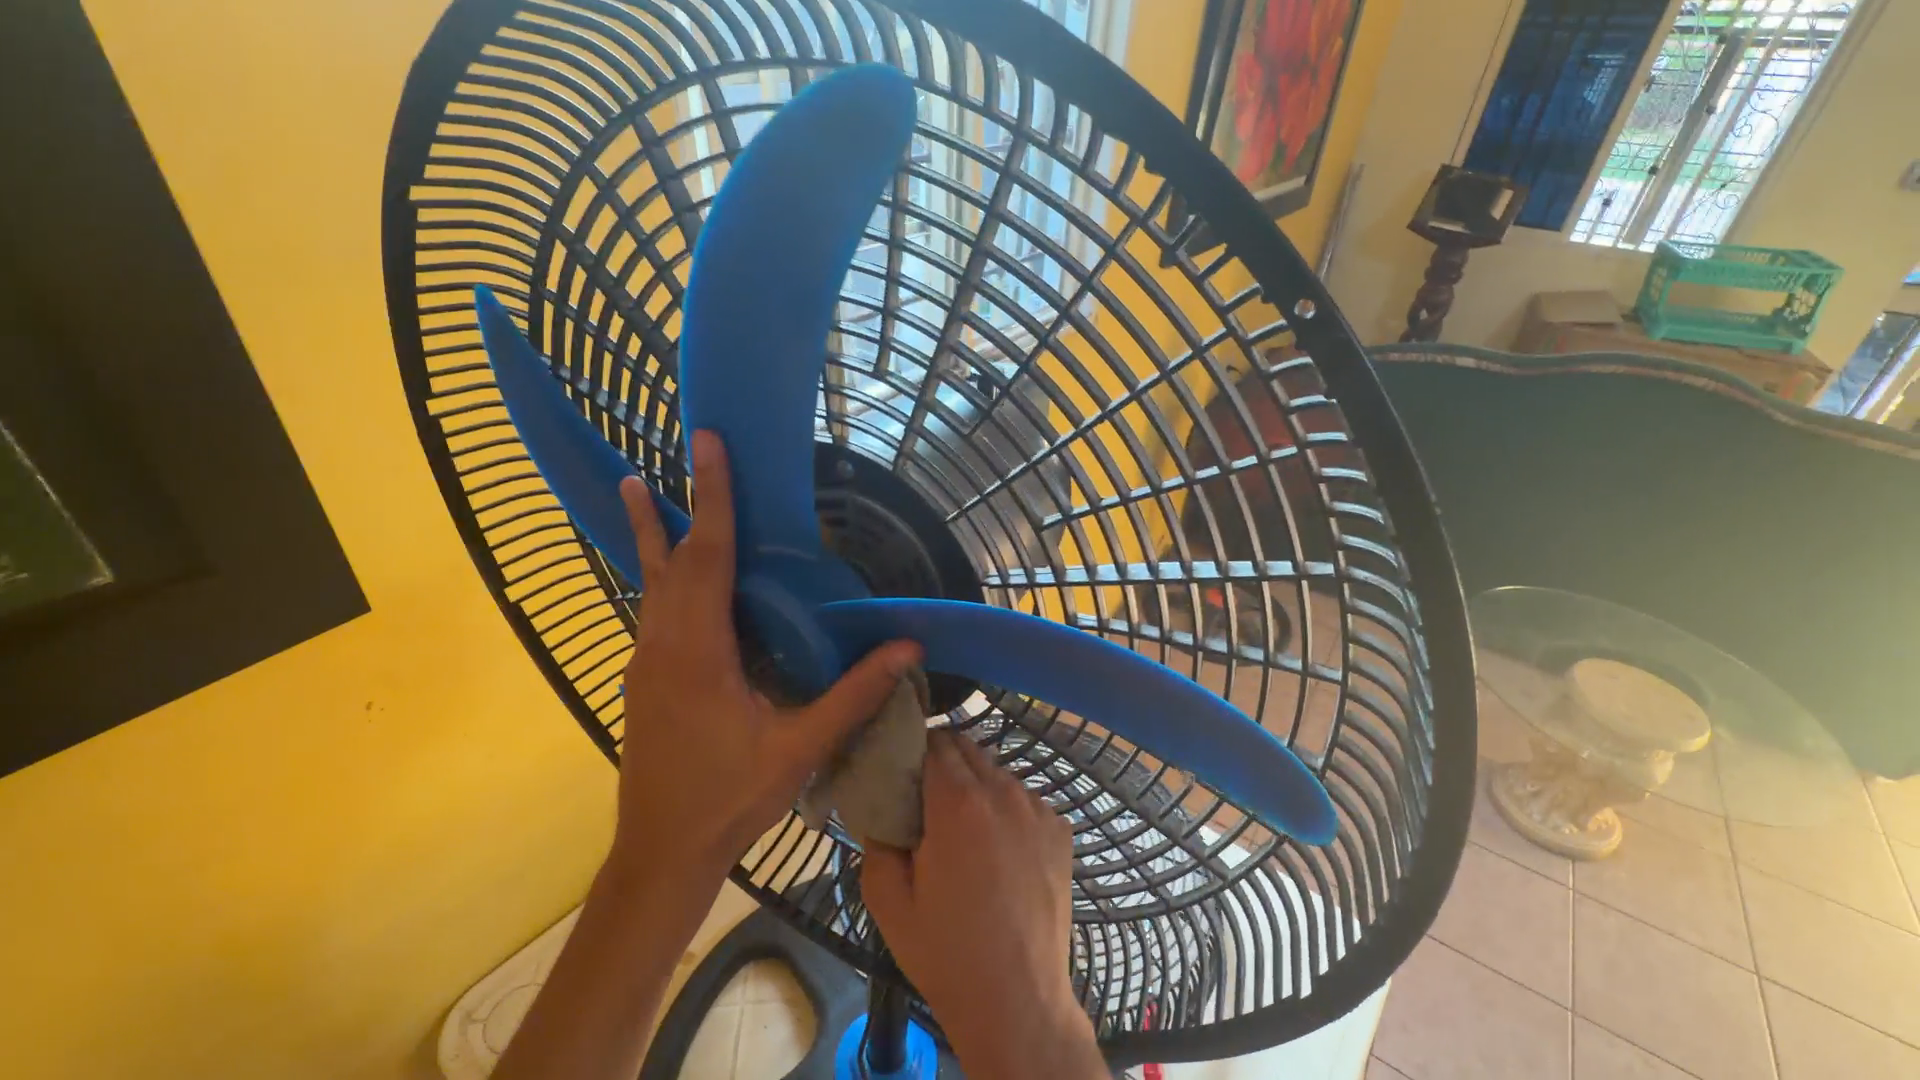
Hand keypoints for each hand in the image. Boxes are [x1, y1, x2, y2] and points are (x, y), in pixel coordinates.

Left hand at [611, 430, 921, 885]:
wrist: (661, 851)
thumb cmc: (729, 798)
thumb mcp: (799, 747)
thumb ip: (853, 694)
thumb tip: (907, 647)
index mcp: (696, 650)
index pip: (707, 555)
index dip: (711, 496)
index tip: (706, 442)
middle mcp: (662, 644)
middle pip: (669, 558)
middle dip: (675, 501)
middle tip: (678, 449)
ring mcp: (646, 660)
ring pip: (650, 582)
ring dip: (654, 533)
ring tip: (642, 487)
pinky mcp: (645, 677)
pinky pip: (654, 608)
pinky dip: (662, 573)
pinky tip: (670, 573)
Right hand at [861, 732, 1104, 1078]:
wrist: (1016, 999)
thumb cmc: (944, 950)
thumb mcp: (885, 896)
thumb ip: (878, 834)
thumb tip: (885, 803)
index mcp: (957, 803)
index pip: (933, 742)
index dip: (913, 751)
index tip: (900, 774)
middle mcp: (1004, 793)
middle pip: (967, 748)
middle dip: (942, 762)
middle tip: (924, 800)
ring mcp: (1039, 810)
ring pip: (997, 772)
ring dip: (976, 784)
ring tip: (962, 829)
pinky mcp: (1061, 831)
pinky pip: (1024, 799)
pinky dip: (1006, 808)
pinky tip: (997, 849)